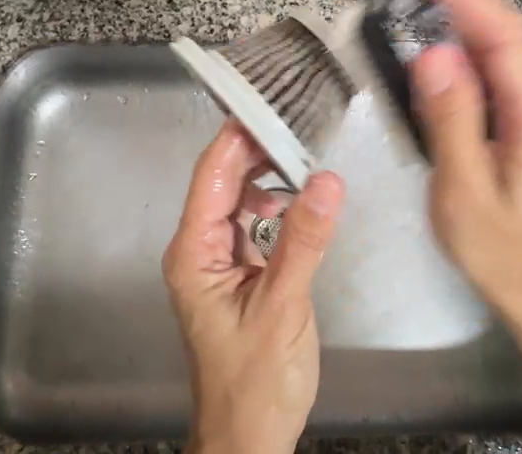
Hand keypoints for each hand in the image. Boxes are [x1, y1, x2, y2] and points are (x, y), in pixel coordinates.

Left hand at [163, 121, 344, 453]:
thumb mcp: (283, 307)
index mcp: (194, 251)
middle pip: (223, 182)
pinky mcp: (240, 271)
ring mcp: (219, 259)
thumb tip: (328, 179)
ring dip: (268, 175)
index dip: (235, 137)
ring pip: (240, 198)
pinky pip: (254, 222)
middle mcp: (200, 247)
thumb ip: (303, 241)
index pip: (210, 176)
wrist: (250, 438)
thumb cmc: (256, 380)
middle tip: (298, 118)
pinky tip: (302, 197)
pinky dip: (277, 204)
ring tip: (305, 148)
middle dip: (256, 150)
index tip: (267, 101)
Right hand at [405, 0, 521, 319]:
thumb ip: (451, 120)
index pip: (502, 37)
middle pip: (505, 29)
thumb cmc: (495, 245)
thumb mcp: (464, 189)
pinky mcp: (514, 113)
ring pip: (498, 41)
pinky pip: (490, 62)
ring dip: (461, 10)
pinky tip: (434, 32)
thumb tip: (432, 55)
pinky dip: (462, 37)